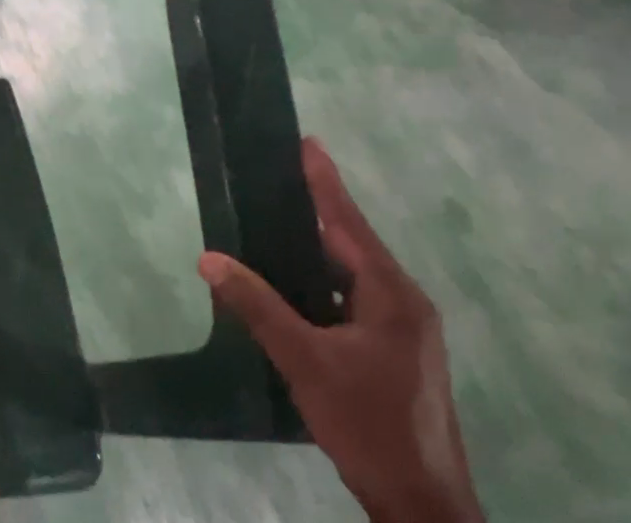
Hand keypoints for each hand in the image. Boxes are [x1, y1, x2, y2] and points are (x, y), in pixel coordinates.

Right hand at [197, 139, 483, 522]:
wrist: (420, 500)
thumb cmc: (366, 421)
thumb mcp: (304, 360)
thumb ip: (257, 306)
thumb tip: (210, 259)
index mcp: (393, 296)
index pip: (349, 225)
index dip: (325, 184)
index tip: (307, 143)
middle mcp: (406, 305)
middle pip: (354, 247)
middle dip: (316, 214)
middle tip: (276, 182)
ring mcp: (407, 332)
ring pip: (354, 277)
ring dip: (317, 253)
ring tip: (274, 230)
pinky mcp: (398, 355)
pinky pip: (355, 302)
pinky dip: (323, 286)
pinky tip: (294, 293)